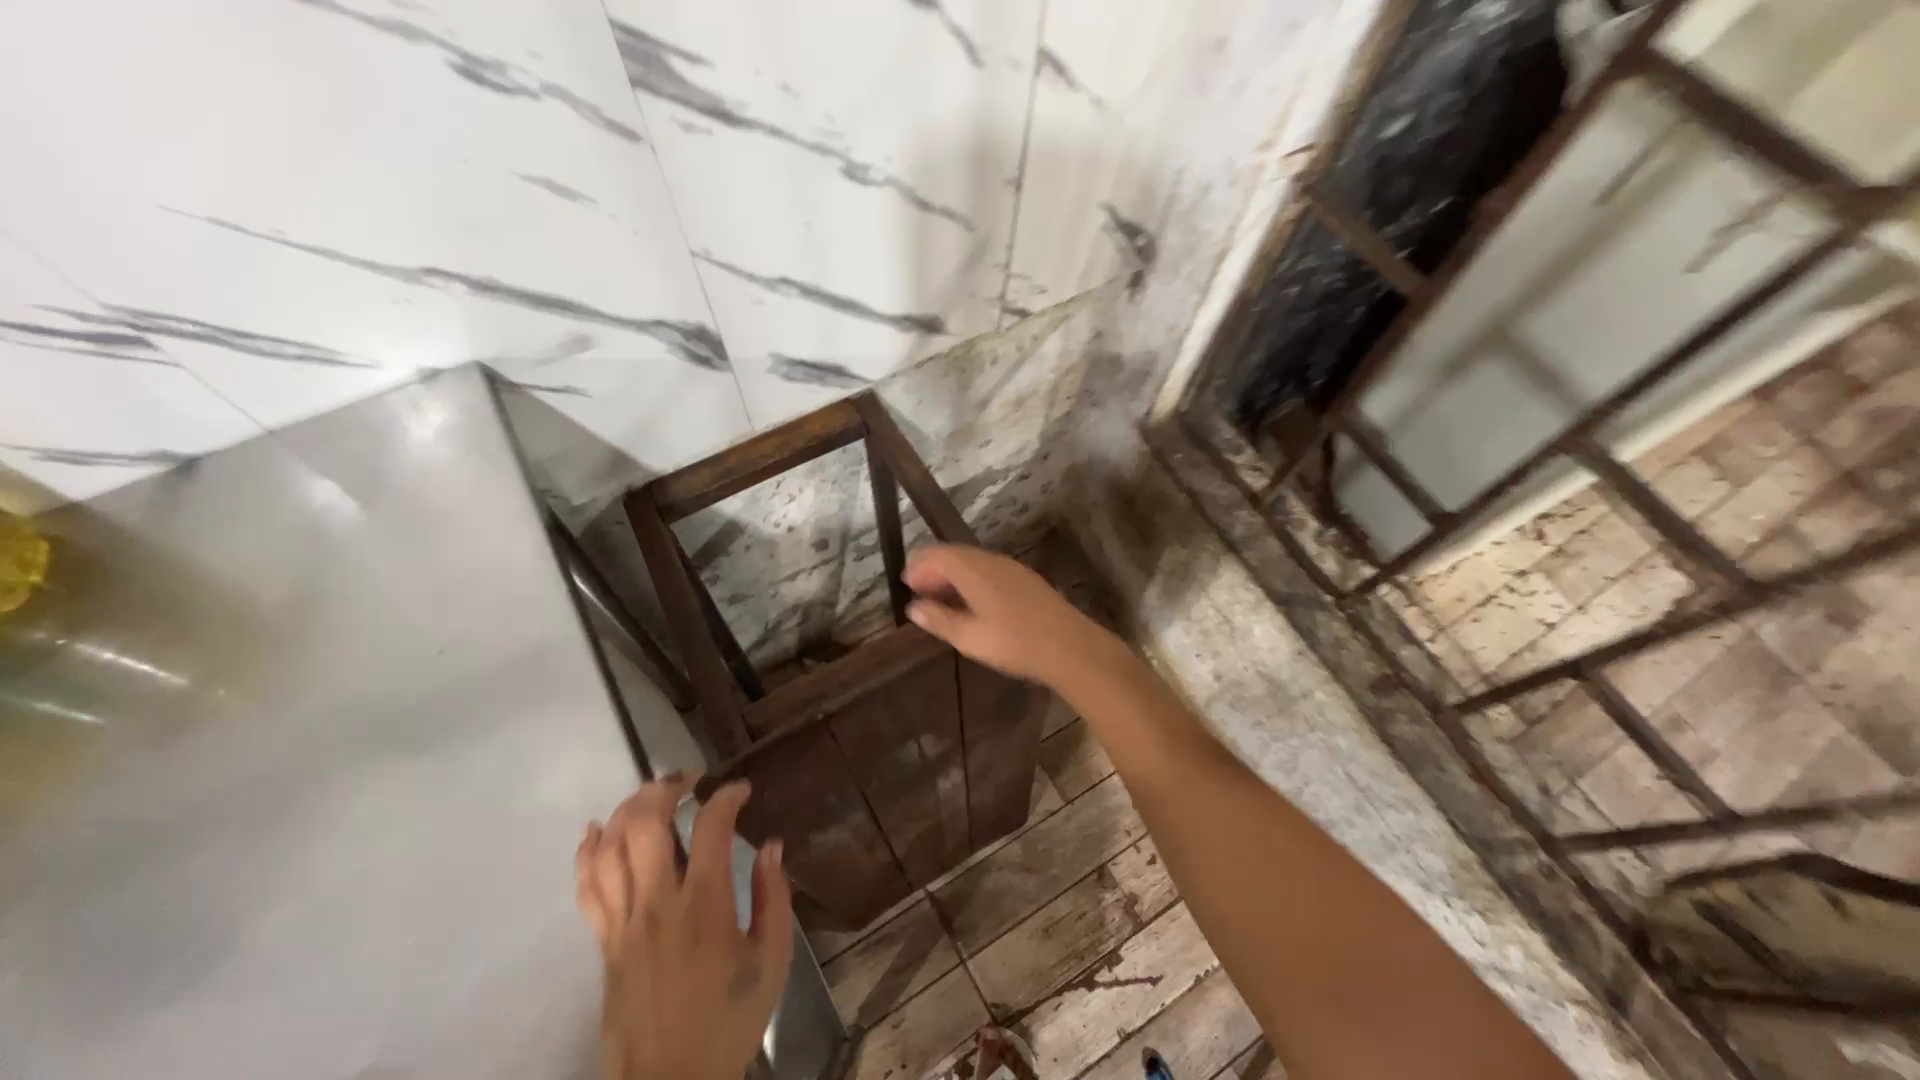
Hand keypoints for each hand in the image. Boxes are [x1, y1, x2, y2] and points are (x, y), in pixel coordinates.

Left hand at [575, 776, 791, 1079]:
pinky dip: (587, 851)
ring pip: (609, 845)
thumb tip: (772, 846)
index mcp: (705, 904)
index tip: (741, 789)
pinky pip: (585, 885)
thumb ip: (774, 898)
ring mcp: (623, 920)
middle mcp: (657, 902)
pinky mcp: (603, 941)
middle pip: (644, 822)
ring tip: (651, 796)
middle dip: (666, 786)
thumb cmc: (729, 1018)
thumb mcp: (772, 960)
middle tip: (690, 780)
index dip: (727, 796)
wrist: (671, 1079)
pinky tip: (596, 829)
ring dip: (627, 809)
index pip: (710, 826)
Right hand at [902, 543, 1120, 686]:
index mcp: (973, 569)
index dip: (917, 566)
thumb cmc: (1015, 642)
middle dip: (933, 570)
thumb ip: (939, 620)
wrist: (1069, 645)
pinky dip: (971, 580)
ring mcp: (1011, 567)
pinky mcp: (1024, 579)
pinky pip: (988, 570)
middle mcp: (990, 560)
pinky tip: (972, 604)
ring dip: (953, 576)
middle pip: (954, 554)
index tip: (906, 585)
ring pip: (972, 562)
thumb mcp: (970, 637)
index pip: (936, 555)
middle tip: (920, 594)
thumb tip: (913, 608)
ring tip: (942, 602)